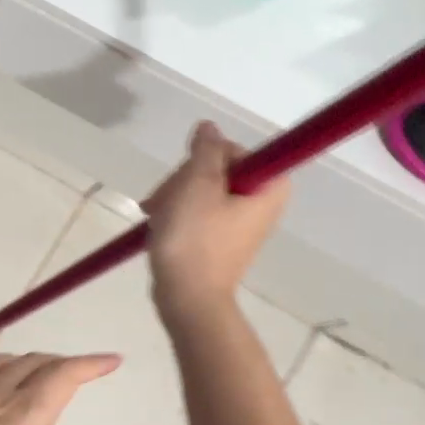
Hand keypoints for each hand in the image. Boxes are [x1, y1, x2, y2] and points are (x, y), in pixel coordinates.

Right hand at [144, 121, 288, 321]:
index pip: (230, 151)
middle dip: (181, 183)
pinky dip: (176, 215)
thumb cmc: (194, 240)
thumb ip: (205, 151)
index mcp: (269, 185)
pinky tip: (160, 227)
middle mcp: (263, 200)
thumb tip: (208, 127)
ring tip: (155, 218)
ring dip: (173, 199)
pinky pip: (198, 213)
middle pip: (214, 171)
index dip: (198, 161)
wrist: (188, 297)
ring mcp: (242, 221)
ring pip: (201, 191)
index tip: (180, 182)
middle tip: (160, 203)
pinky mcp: (222, 239)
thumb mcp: (196, 187)